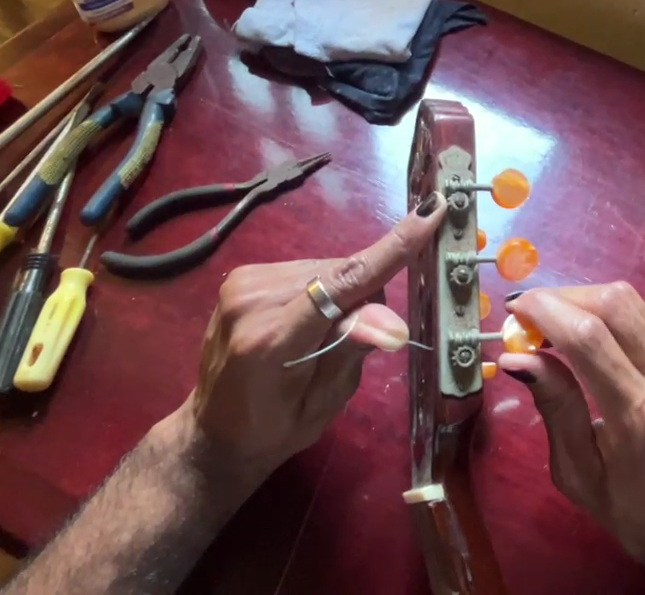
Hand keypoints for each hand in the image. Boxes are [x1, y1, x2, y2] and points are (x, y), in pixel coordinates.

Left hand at [177, 193, 445, 486]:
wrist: (214, 433)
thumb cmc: (276, 428)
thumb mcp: (323, 405)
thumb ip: (351, 353)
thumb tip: (391, 323)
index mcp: (273, 340)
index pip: (343, 284)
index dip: (391, 249)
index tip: (430, 212)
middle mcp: (254, 301)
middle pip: (342, 274)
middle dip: (362, 298)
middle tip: (353, 339)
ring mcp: (244, 283)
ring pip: (328, 268)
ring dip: (341, 294)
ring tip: (320, 335)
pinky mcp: (244, 274)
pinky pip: (309, 268)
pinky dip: (321, 289)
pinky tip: (306, 320)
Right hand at [497, 283, 644, 591]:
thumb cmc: (637, 513)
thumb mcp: (580, 476)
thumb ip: (555, 409)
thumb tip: (515, 358)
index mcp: (639, 414)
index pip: (589, 339)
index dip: (546, 312)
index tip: (512, 312)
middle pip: (612, 303)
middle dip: (561, 297)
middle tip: (525, 317)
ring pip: (628, 299)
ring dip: (581, 297)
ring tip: (546, 322)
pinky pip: (638, 314)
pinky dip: (601, 309)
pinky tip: (577, 330)